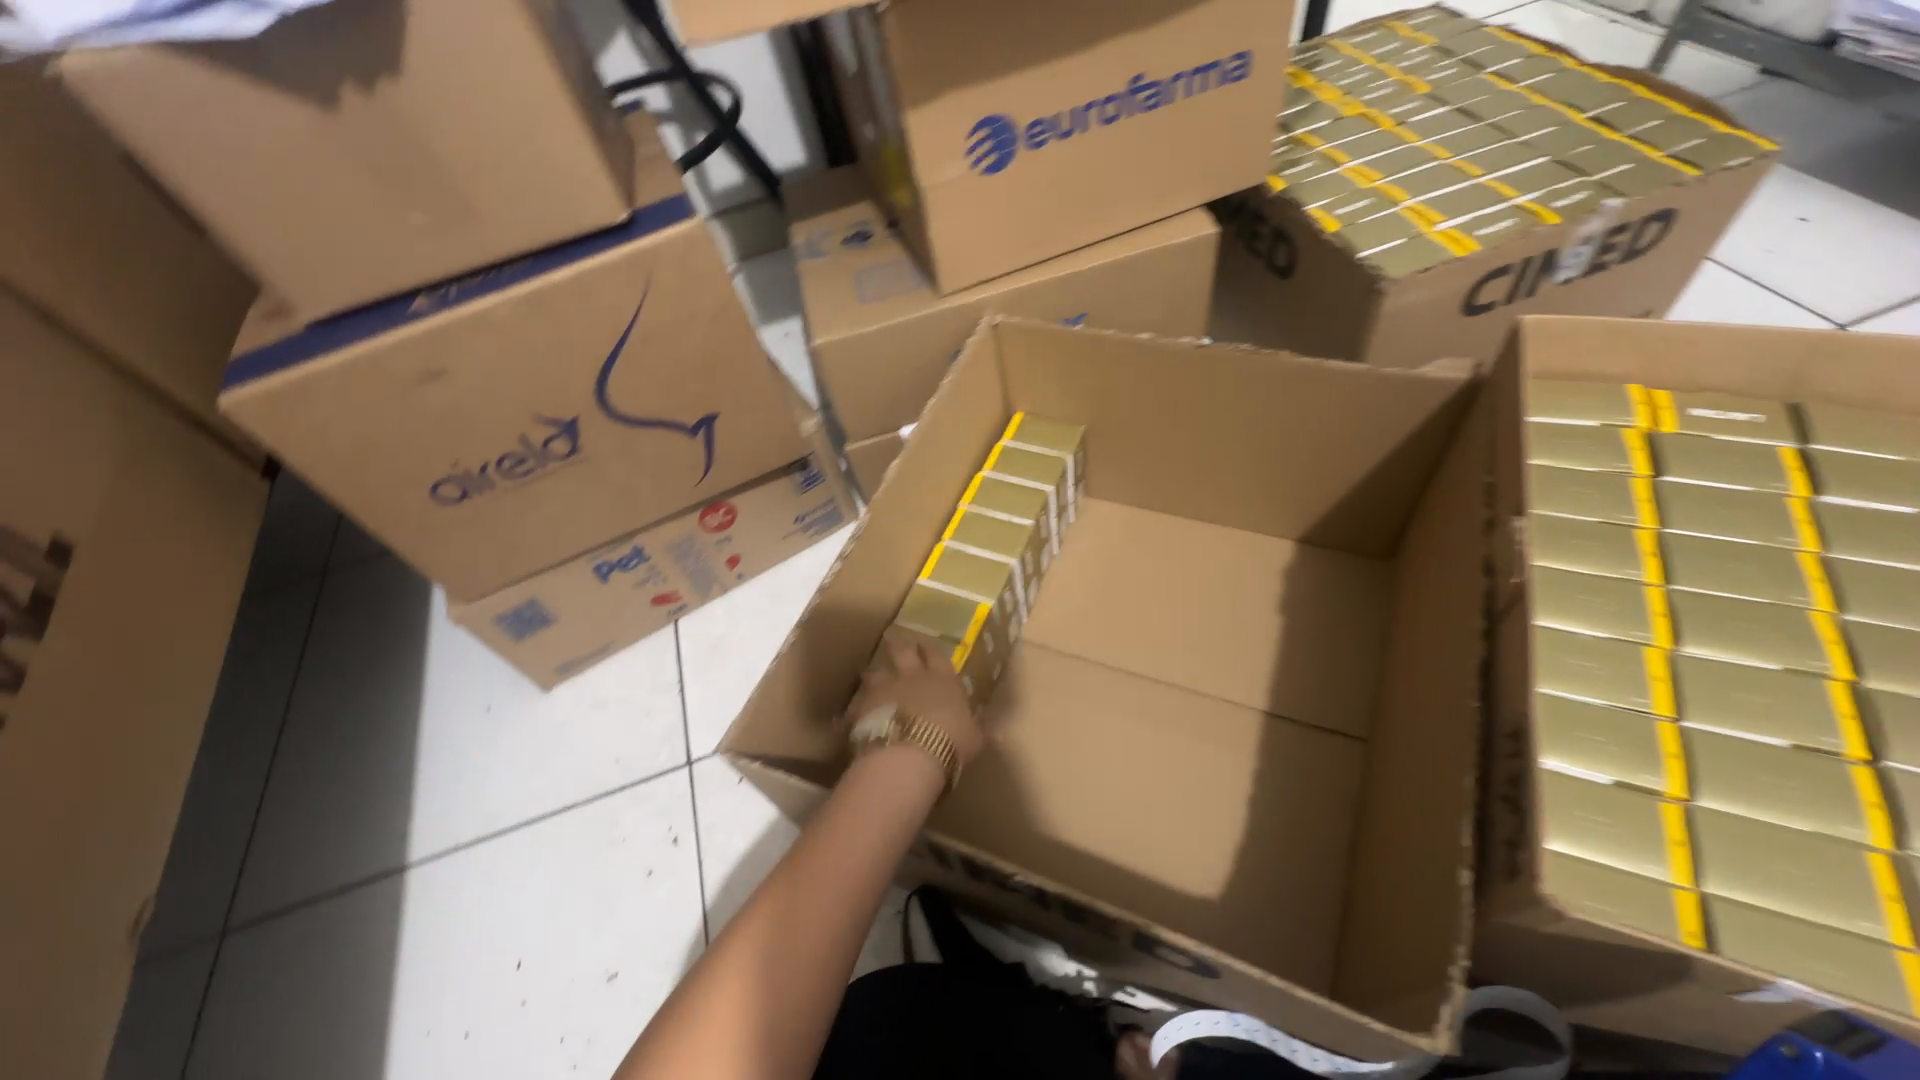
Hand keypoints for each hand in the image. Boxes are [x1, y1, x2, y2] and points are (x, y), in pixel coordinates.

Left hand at [849, 640, 986, 768]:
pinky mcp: (863, 706)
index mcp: (943, 680)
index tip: (926, 648)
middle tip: (894, 640)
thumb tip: (980, 726)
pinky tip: (856, 712)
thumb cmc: (951, 743)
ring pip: (876, 671)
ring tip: (871, 675)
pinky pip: (859, 701)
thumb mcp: (974, 737)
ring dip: (875, 673)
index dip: (931, 651)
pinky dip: (858, 705)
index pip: (937, 655)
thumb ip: (973, 727)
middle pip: (903, 651)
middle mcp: (912, 677)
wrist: (911, 754)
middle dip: (899, 645)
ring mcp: (885, 688)